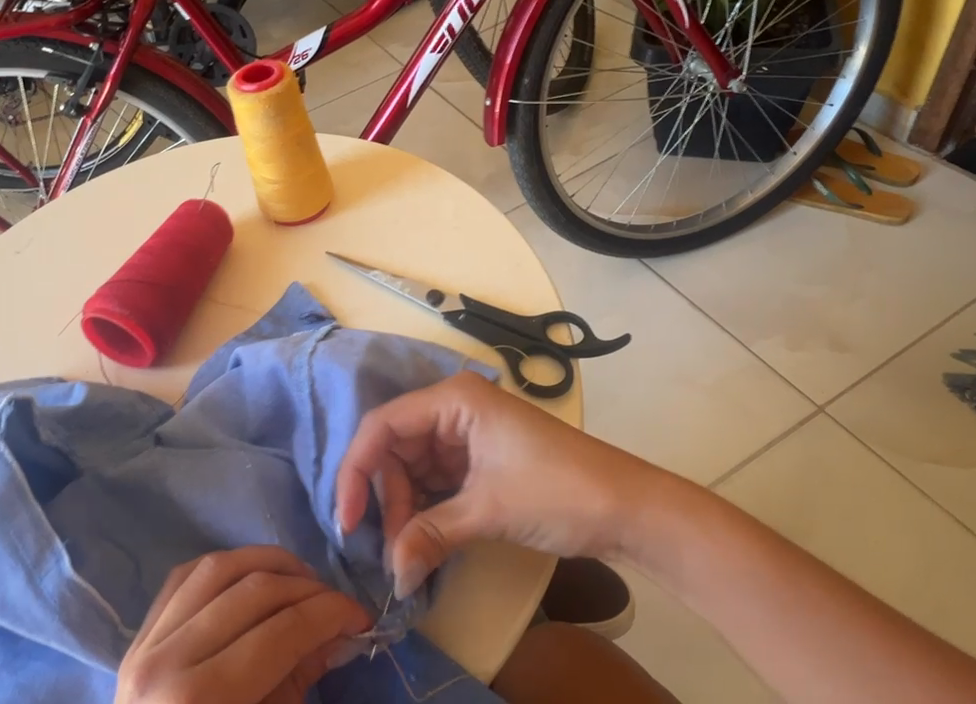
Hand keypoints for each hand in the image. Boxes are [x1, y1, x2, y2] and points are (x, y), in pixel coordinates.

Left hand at [114, 545, 370, 703]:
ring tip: (300, 580)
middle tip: (338, 603)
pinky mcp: (137, 637)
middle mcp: (168, 660)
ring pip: (217, 569)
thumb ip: (299, 678)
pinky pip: (184, 578)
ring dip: (267, 564)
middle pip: (253, 591)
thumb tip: (340, 632)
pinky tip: (252, 577)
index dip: (330, 614)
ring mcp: (146, 644)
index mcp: (203, 698)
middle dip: (307, 588)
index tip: (360, 616)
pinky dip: (224, 568)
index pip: (282, 631)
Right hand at [335, 371, 663, 598]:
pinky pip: (436, 482)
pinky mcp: (479, 462)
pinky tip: (424, 540)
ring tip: (408, 551)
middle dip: (387, 498)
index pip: (384, 425)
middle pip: (395, 449)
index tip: (347, 521)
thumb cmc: (559, 490)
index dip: (357, 471)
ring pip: (413, 469)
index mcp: (454, 399)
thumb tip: (391, 575)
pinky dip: (426, 511)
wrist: (628, 508)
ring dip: (405, 509)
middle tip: (393, 548)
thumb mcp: (489, 510)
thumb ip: (430, 535)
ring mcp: (467, 436)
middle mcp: (454, 409)